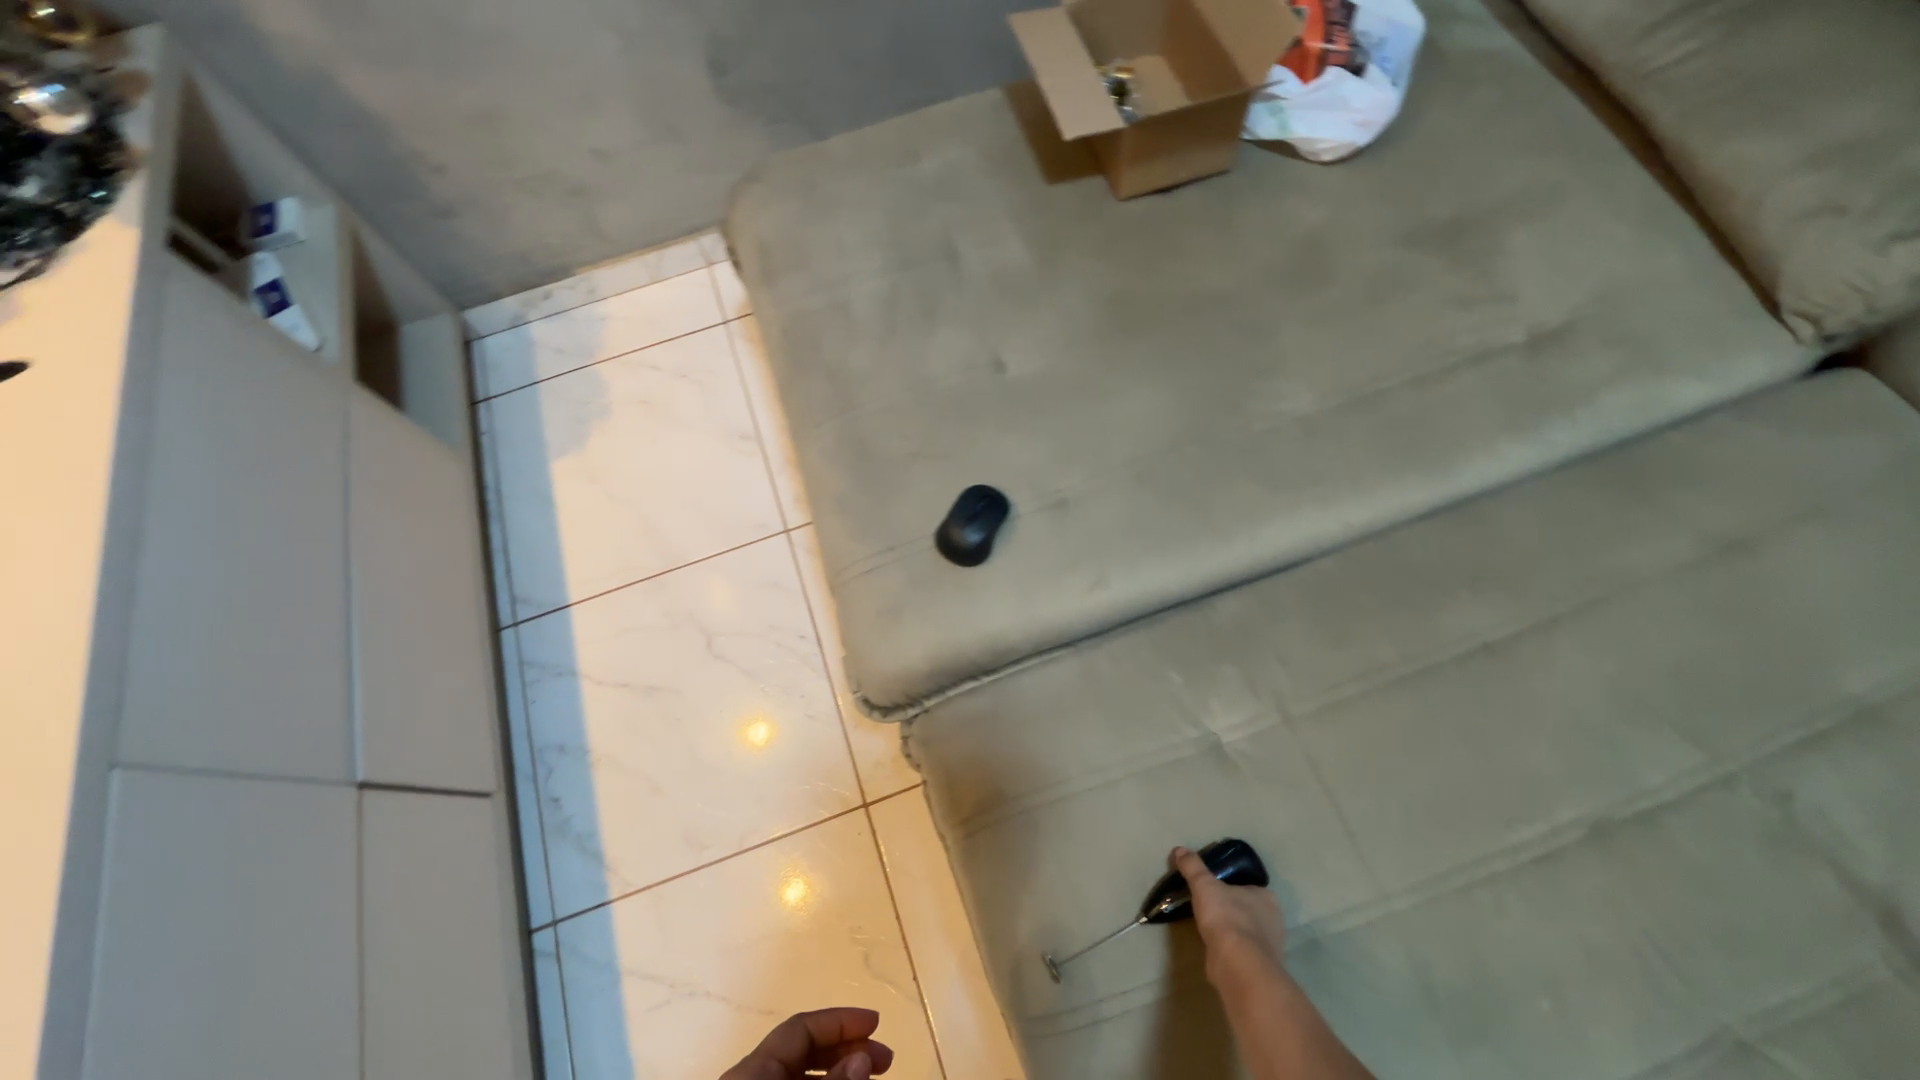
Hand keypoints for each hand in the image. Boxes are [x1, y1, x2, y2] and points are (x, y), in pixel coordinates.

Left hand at [719, 1008, 894, 1079]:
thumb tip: (864, 1056)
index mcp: (752, 1068)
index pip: (802, 1027)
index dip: (841, 1021)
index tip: (877, 1023)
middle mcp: (750, 1076)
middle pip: (802, 1050)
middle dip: (847, 1049)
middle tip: (885, 1060)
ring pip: (799, 1076)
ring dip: (839, 1071)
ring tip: (872, 1076)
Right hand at [1170, 846, 1287, 989]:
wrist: (1237, 963)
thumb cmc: (1226, 917)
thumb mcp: (1204, 885)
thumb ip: (1193, 867)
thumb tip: (1180, 850)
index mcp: (1267, 897)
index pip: (1248, 887)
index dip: (1230, 888)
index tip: (1213, 891)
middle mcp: (1274, 920)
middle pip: (1248, 910)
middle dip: (1231, 910)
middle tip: (1208, 909)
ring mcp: (1270, 946)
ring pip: (1247, 932)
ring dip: (1232, 932)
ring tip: (1209, 929)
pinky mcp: (1260, 966)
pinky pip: (1244, 952)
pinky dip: (1232, 950)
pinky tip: (1216, 948)